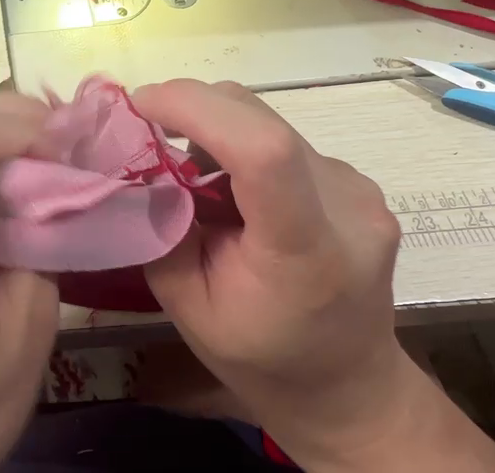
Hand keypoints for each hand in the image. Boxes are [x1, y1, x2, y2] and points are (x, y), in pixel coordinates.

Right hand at [136, 80, 494, 471]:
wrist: (349, 386)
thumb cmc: (262, 359)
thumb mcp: (187, 306)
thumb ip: (159, 228)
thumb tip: (137, 159)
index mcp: (305, 250)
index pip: (263, 150)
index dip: (196, 109)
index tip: (140, 107)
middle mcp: (345, 206)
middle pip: (257, 118)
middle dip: (189, 109)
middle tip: (144, 133)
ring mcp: (357, 188)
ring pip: (265, 118)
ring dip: (213, 127)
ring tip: (189, 176)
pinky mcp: (353, 179)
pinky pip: (281, 135)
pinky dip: (238, 143)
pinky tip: (230, 190)